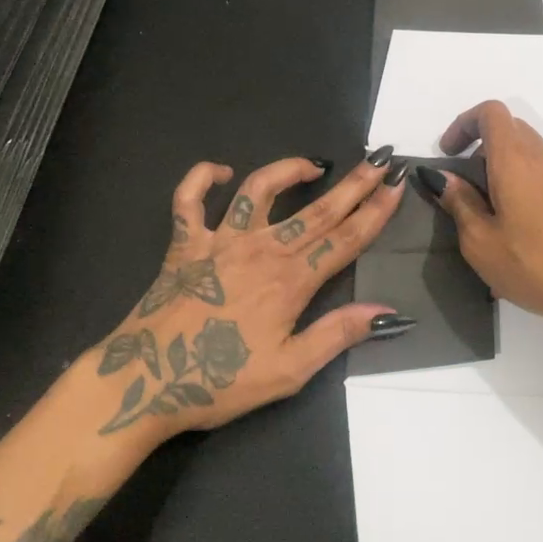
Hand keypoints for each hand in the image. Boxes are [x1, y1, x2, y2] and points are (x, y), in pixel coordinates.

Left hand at [89, 154, 406, 445]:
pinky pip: (188, 200)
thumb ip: (337, 335)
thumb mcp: (288, 372)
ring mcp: (219, 241)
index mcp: (291, 281)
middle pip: (316, 210)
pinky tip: (219, 171)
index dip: (375, 211)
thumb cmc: (219, 382)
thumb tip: (388, 312)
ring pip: (258, 189)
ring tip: (313, 164)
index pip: (345, 239)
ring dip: (287, 170)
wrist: (144, 382)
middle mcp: (260, 249)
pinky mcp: (184, 243)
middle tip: (379, 159)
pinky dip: (201, 178)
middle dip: (353, 183)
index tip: (398, 184)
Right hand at [419, 101, 542, 330]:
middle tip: (464, 184)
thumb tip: (443, 177)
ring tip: (489, 211)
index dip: (464, 123)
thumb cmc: (535, 264)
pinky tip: (519, 227)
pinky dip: (523, 182)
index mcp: (515, 158)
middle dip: (481, 145)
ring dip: (503, 165)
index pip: (490, 112)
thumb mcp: (481, 242)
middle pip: (510, 128)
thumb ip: (459, 203)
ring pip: (528, 150)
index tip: (448, 154)